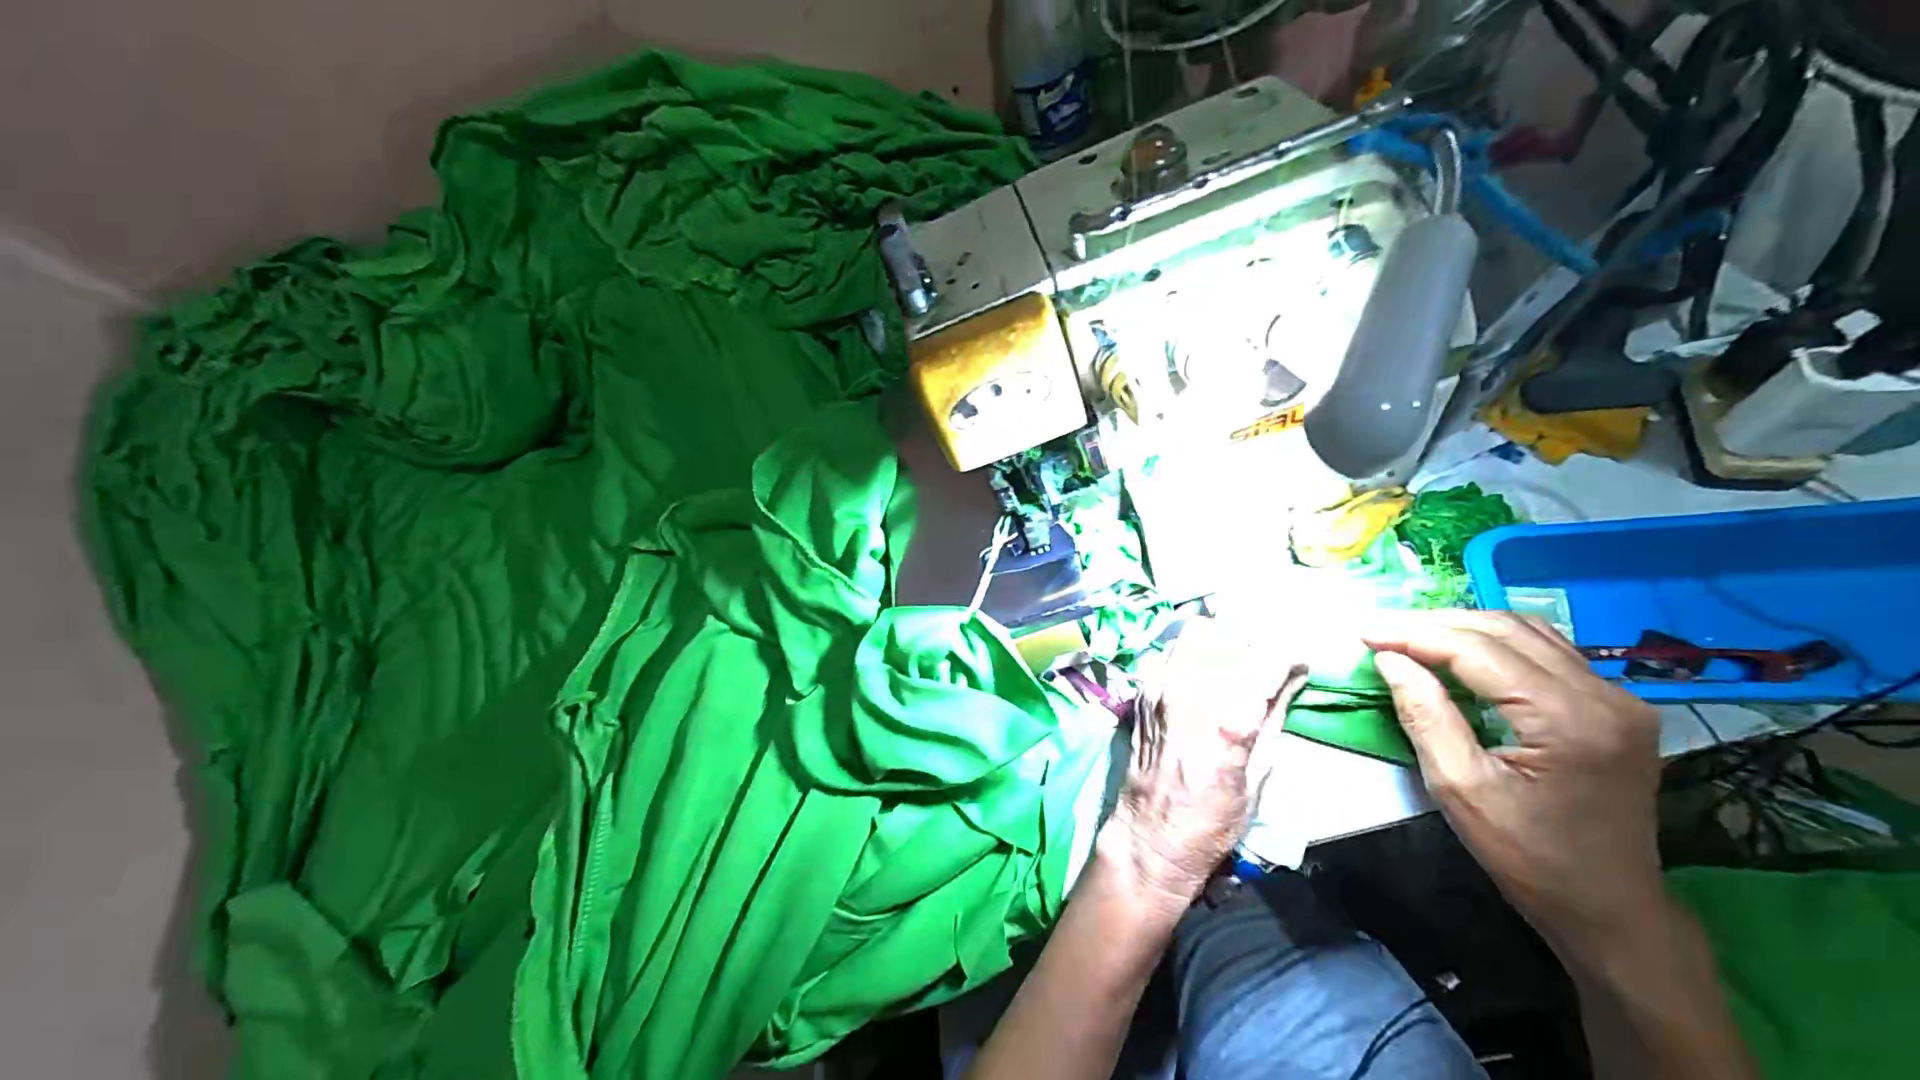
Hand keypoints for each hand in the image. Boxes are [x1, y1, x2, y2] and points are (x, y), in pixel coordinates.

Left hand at [1102, 616, 1308, 910]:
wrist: (1151, 835)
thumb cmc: (1213, 820)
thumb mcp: (1260, 775)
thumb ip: (1275, 716)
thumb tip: (1295, 676)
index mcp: (1228, 719)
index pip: (1268, 656)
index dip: (1290, 656)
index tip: (1298, 664)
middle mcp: (1190, 692)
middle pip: (1232, 636)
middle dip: (1257, 645)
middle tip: (1266, 666)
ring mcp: (1160, 686)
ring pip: (1198, 632)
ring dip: (1222, 641)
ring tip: (1234, 664)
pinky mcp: (1143, 689)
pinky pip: (1172, 648)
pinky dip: (1191, 651)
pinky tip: (1201, 673)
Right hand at [1363, 611, 1666, 946]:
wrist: (1611, 909)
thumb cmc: (1528, 857)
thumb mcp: (1459, 788)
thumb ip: (1425, 714)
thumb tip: (1390, 658)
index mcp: (1569, 719)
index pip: (1479, 650)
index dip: (1415, 635)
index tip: (1364, 633)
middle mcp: (1605, 696)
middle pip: (1505, 630)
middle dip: (1435, 624)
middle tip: (1380, 631)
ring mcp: (1619, 699)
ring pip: (1528, 632)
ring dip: (1464, 627)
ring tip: (1410, 636)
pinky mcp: (1616, 707)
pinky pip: (1548, 651)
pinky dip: (1496, 642)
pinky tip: (1460, 653)